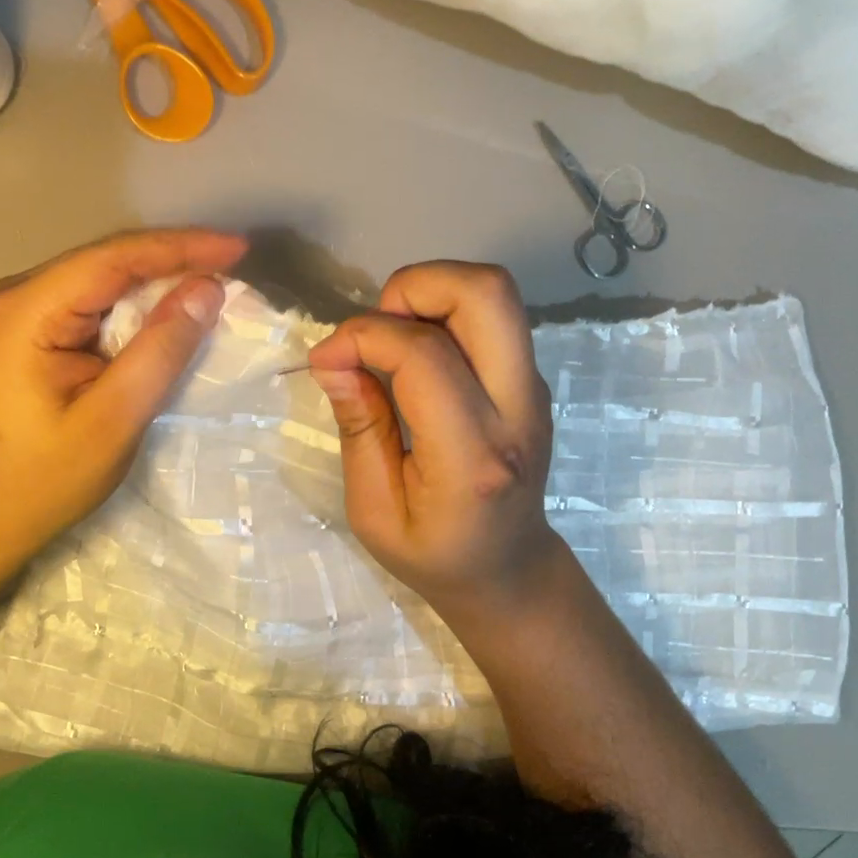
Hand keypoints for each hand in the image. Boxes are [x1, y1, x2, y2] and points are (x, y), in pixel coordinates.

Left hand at [0, 229, 246, 567]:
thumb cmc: (50, 477)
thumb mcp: (114, 419)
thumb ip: (160, 351)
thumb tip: (207, 289)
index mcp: (25, 312)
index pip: (112, 259)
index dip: (180, 248)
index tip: (239, 249)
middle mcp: (18, 296)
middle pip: (108, 261)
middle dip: (174, 261)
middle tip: (235, 267)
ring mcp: (23, 310)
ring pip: (105, 278)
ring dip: (160, 281)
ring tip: (216, 283)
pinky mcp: (35, 328)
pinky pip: (97, 302)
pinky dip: (138, 305)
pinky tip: (173, 308)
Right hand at [308, 261, 557, 617]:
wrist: (509, 572)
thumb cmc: (434, 555)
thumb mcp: (374, 510)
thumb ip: (359, 429)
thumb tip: (335, 359)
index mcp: (472, 458)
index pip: (425, 355)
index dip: (362, 337)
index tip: (324, 360)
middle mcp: (517, 410)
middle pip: (486, 293)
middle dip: (414, 285)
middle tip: (375, 329)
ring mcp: (532, 389)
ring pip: (495, 292)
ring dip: (430, 293)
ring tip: (391, 338)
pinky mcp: (530, 380)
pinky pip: (491, 317)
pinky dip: (442, 312)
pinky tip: (413, 355)